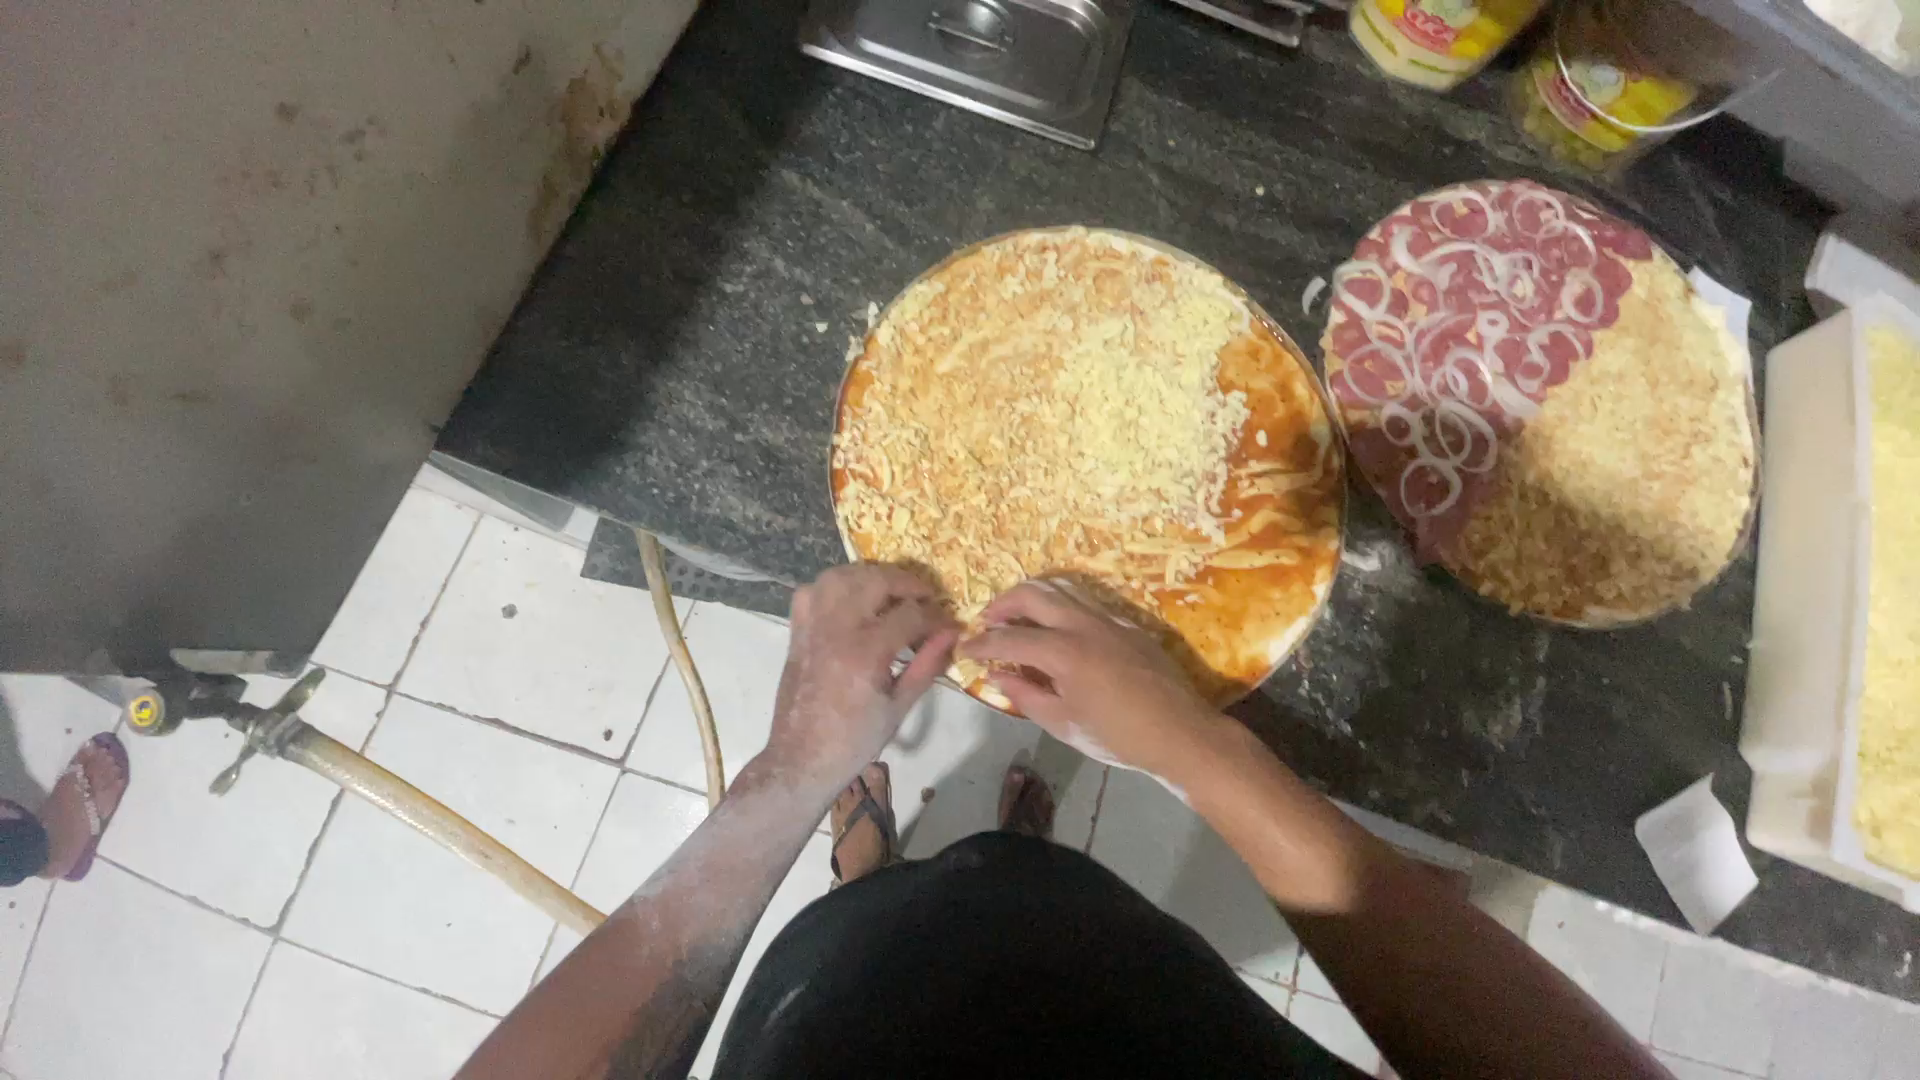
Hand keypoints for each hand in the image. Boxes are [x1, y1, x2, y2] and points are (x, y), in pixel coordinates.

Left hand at [765, 564, 958, 787]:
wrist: (801, 760)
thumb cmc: (855, 740)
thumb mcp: (899, 707)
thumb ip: (926, 665)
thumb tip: (951, 634)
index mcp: (865, 652)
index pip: (910, 614)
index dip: (936, 617)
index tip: (949, 625)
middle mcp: (836, 630)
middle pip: (875, 580)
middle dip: (906, 583)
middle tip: (924, 598)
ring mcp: (812, 627)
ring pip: (841, 576)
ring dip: (870, 576)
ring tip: (890, 592)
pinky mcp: (797, 631)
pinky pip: (813, 590)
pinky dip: (835, 586)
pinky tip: (852, 600)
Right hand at [959, 580, 1225, 777]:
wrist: (1180, 733)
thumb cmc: (1118, 737)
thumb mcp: (1063, 725)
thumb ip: (1025, 696)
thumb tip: (998, 676)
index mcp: (1064, 653)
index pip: (1009, 639)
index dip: (981, 645)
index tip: (964, 649)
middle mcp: (1083, 625)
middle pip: (1032, 594)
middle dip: (1002, 605)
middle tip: (988, 623)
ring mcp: (1108, 619)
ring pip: (1060, 588)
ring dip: (1032, 598)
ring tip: (1018, 619)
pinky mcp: (1125, 623)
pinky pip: (1084, 601)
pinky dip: (1060, 606)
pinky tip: (1057, 630)